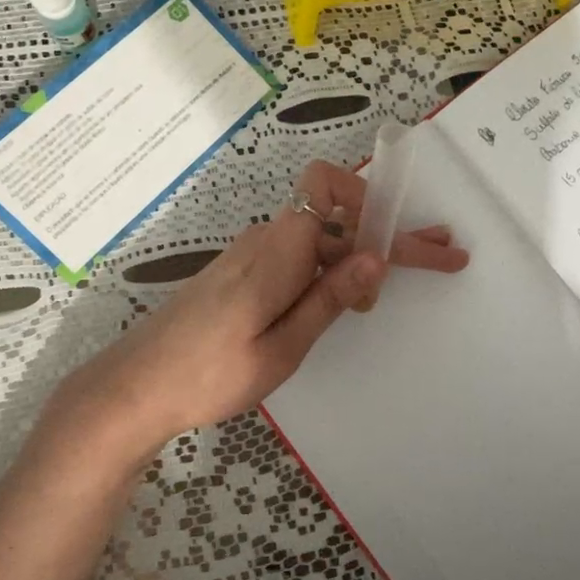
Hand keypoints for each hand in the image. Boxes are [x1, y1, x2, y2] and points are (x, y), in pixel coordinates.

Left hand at [78, 160, 468, 449]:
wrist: (135, 387)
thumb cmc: (210, 373)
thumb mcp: (282, 346)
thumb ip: (330, 298)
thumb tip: (377, 258)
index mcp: (280, 247)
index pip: (334, 193)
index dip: (376, 201)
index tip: (418, 236)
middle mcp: (268, 238)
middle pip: (338, 218)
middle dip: (390, 233)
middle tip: (443, 253)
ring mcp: (254, 254)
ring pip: (321, 239)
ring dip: (364, 252)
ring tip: (405, 276)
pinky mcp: (245, 273)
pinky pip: (301, 256)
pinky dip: (334, 268)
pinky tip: (350, 296)